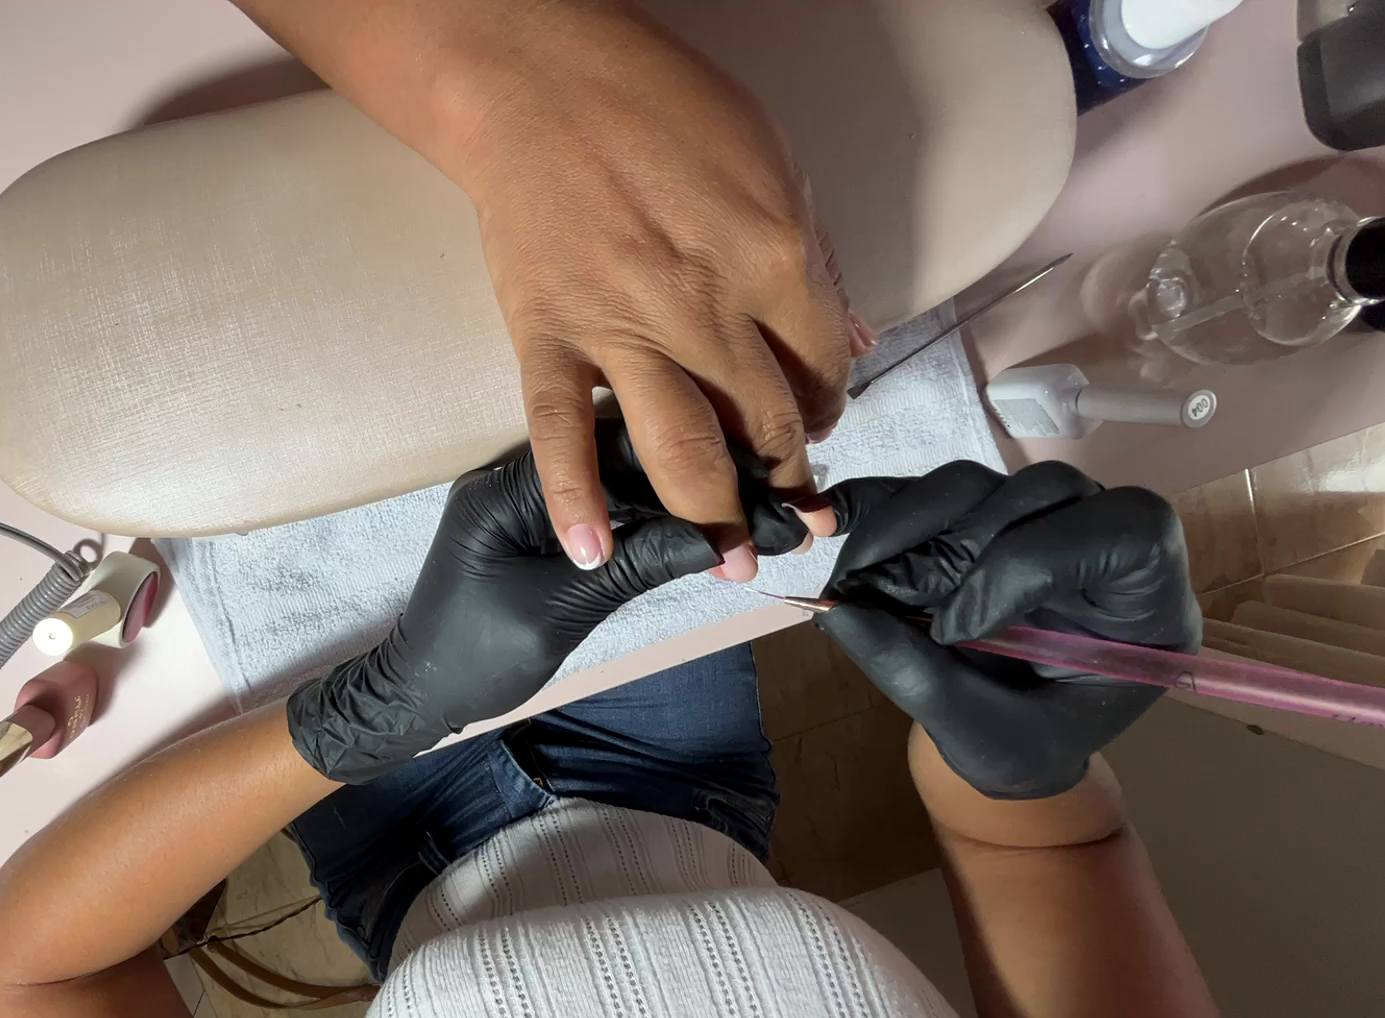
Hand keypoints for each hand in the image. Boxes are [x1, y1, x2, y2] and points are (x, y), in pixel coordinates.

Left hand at [288, 419, 800, 783]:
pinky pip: (611, 508)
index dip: (697, 468)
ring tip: (768, 513)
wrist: (422, 691)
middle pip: (628, 459)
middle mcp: (523, 474)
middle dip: (705, 478)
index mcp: (512, 486)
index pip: (617, 454)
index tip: (770, 490)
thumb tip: (724, 539)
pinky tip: (713, 526)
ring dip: (690, 498)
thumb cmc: (477, 658)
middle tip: (786, 499)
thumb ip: (636, 566)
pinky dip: (660, 520)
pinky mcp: (546, 523)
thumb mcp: (560, 612)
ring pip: (627, 482)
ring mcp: (535, 496)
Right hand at [450, 6, 865, 579]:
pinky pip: (562, 433)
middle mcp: (706, 310)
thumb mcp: (769, 160)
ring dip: (715, 515)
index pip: (821, 366)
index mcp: (772, 255)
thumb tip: (844, 339)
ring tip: (732, 563)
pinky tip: (590, 553)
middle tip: (793, 515)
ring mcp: (622, 334)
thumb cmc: (658, 107)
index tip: (819, 431)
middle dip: (788, 479)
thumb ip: (810, 257)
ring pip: (680, 448)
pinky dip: (573, 498)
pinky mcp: (550, 342)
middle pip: (764, 423)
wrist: (540, 87)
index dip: (828, 410)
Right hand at [811, 461, 1200, 798]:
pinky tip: (823, 523)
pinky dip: (862, 504)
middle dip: (947, 550)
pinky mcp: (956, 519)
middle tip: (888, 604)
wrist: (999, 730)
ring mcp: (1018, 521)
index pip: (1127, 530)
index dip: (1031, 563)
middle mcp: (1088, 540)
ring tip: (856, 586)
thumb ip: (921, 680)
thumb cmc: (1020, 742)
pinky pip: (909, 492)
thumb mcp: (985, 736)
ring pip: (966, 484)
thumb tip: (838, 613)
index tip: (955, 628)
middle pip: (1034, 491)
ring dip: (898, 529)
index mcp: (1139, 600)